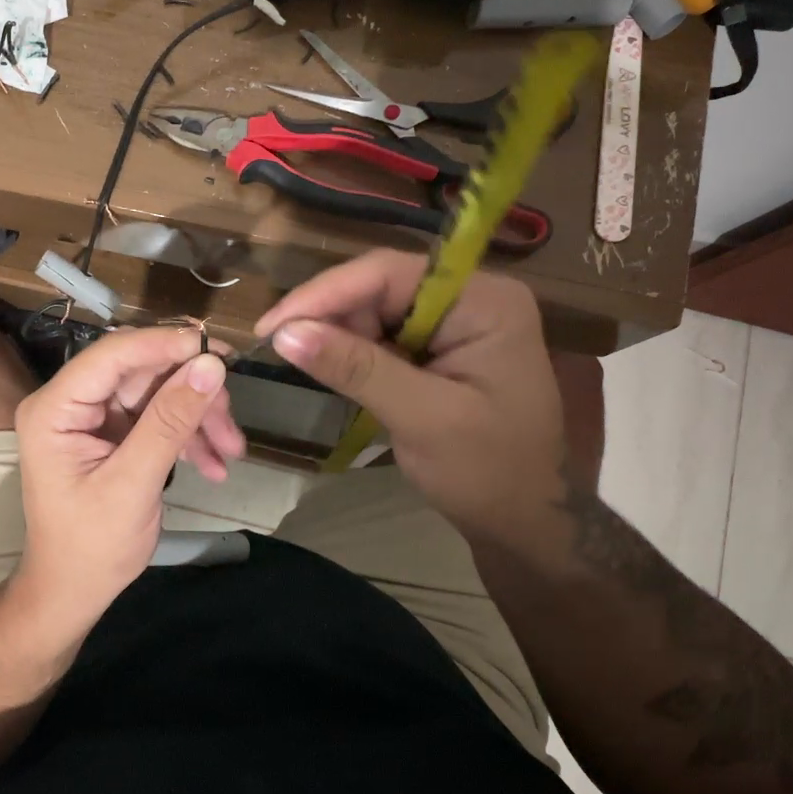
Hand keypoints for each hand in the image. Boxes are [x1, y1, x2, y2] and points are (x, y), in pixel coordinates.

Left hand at [15, 328, 243, 607]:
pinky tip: (216, 466)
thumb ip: (170, 422)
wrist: (74, 590)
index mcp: (54, 409)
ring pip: (156, 393)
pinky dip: (188, 437)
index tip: (217, 349)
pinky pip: (157, 418)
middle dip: (190, 391)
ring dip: (198, 417)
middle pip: (140, 372)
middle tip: (233, 413)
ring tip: (233, 450)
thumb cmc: (92, 545)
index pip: (111, 355)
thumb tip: (210, 365)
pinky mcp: (112, 435)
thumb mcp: (133, 484)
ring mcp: (92, 418)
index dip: (164, 344)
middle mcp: (69, 403)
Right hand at [254, 249, 566, 544]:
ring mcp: (453, 323)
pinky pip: (379, 335)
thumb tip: (284, 334)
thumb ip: (356, 369)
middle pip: (378, 286)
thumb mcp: (422, 418)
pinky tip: (325, 369)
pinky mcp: (436, 349)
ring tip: (295, 361)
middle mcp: (469, 298)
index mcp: (484, 301)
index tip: (269, 326)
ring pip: (372, 310)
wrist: (523, 519)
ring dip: (332, 334)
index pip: (389, 274)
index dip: (324, 294)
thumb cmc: (487, 470)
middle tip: (274, 348)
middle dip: (326, 315)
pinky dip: (348, 352)